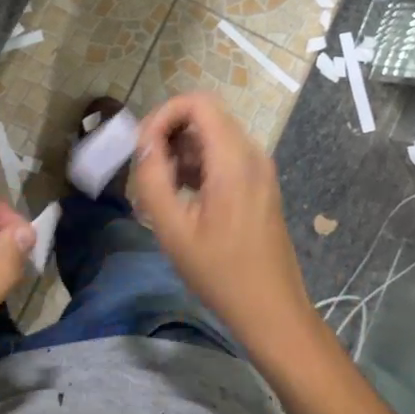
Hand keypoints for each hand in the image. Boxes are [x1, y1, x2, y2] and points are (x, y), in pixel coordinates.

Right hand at [130, 93, 314, 347]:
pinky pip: (224, 155)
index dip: (163, 114)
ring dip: (181, 152)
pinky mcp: (259, 184)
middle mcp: (252, 154)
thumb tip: (144, 143)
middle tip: (147, 170)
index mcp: (233, 159)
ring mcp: (259, 169)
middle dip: (169, 134)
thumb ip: (153, 178)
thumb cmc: (220, 273)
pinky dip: (198, 165)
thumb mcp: (173, 230)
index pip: (197, 102)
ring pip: (213, 136)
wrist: (272, 310)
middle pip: (204, 116)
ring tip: (161, 190)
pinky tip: (182, 199)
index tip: (142, 147)